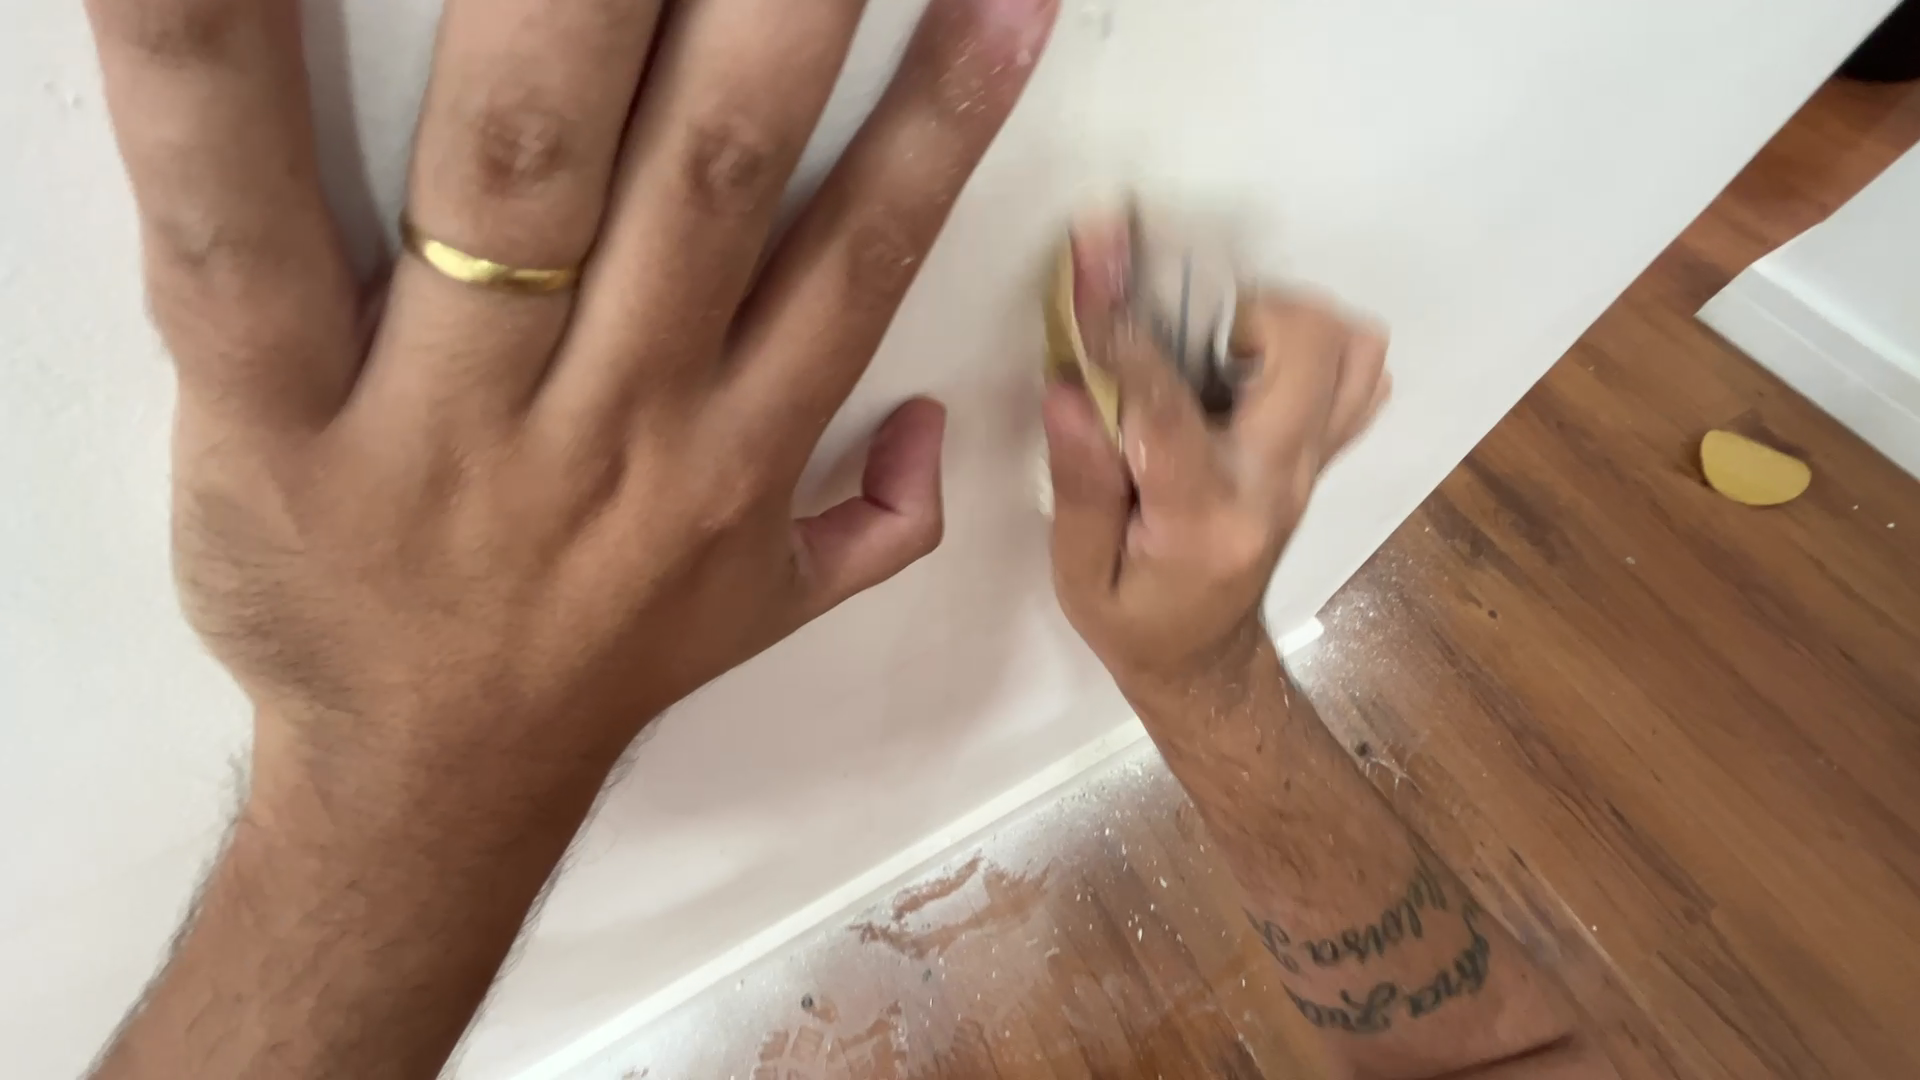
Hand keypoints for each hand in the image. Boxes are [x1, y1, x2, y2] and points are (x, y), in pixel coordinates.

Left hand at [90, 0, 1059, 783]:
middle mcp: (623, 417)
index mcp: (741, 457)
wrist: (448, 770)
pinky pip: (227, 230)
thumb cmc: (620, 661)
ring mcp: (450, 415)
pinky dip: (204, 66)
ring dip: (574, 2)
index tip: (1001, 6)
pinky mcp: (272, 418)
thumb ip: (887, 526)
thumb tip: (938, 424)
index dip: (940, 126)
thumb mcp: (781, 610)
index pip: (863, 261)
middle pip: (712, 179)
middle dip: (783, 14)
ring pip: (520, 175)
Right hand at [1043, 245, 1389, 696]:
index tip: (1092, 255)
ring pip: (1351, 349)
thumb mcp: (1078, 573)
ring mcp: (1311, 469)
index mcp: (1204, 519)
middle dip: (1233, 305)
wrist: (1203, 662)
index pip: (1167, 404)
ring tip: (1211, 345)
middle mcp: (1276, 483)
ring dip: (1278, 319)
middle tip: (1172, 326)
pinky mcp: (1318, 461)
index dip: (1124, 324)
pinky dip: (1312, 347)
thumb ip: (1078, 484)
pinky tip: (1250, 367)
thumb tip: (1067, 388)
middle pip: (1308, 347)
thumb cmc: (1133, 623)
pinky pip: (1357, 378)